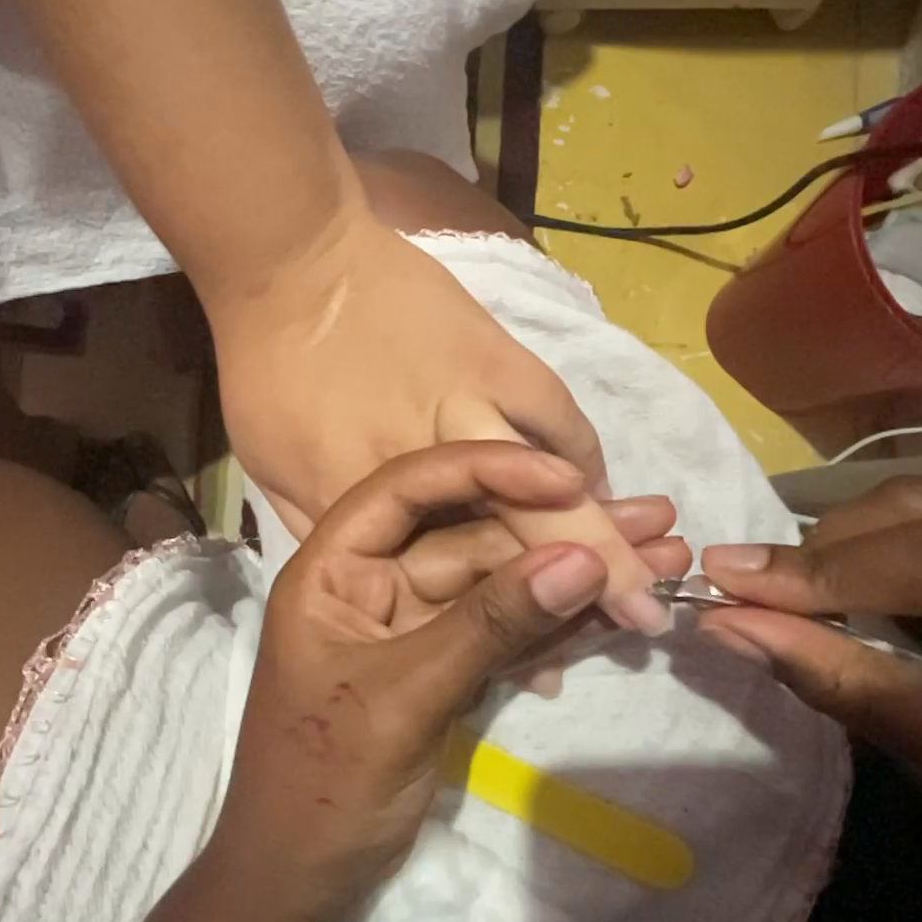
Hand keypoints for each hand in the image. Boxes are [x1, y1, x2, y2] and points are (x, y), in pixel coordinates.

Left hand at [211, 441, 690, 899]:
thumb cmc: (324, 784)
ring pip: (501, 582)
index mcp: (334, 566)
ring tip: (662, 558)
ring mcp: (415, 623)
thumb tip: (582, 560)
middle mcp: (375, 579)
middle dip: (558, 529)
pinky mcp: (446, 664)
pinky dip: (559, 624)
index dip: (489, 470)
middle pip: (473, 534)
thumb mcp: (405, 696)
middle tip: (651, 523)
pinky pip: (506, 630)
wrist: (301, 881)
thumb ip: (491, 624)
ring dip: (575, 573)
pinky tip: (619, 611)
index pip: (412, 487)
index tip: (569, 479)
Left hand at [214, 219, 670, 634]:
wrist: (286, 259)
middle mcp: (424, 450)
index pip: (443, 565)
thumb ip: (320, 526)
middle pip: (516, 523)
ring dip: (602, 516)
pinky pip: (554, 409)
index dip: (506, 614)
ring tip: (657, 551)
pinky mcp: (495, 350)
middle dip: (587, 573)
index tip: (551, 661)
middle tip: (646, 615)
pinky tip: (599, 483)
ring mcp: (464, 396)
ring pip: (546, 474)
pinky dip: (581, 448)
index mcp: (358, 488)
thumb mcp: (266, 469)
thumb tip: (375, 575)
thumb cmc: (264, 370)